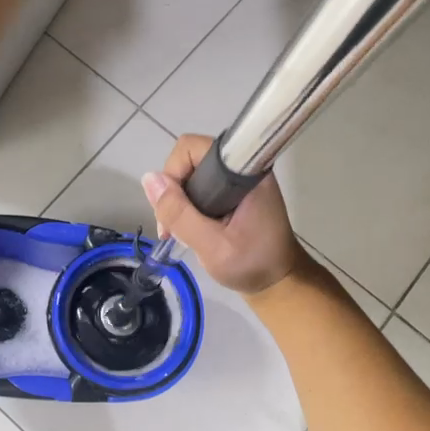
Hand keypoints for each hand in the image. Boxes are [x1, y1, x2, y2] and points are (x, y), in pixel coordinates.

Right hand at [141, 134, 309, 295]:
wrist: (280, 282)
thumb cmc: (253, 264)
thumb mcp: (212, 246)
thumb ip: (180, 214)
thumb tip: (149, 179)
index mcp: (245, 172)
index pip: (194, 148)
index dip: (176, 173)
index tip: (174, 209)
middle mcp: (241, 168)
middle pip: (189, 161)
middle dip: (174, 193)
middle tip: (174, 228)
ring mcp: (238, 179)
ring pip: (192, 176)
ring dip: (179, 203)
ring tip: (180, 234)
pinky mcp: (234, 192)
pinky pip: (200, 187)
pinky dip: (189, 207)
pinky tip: (191, 230)